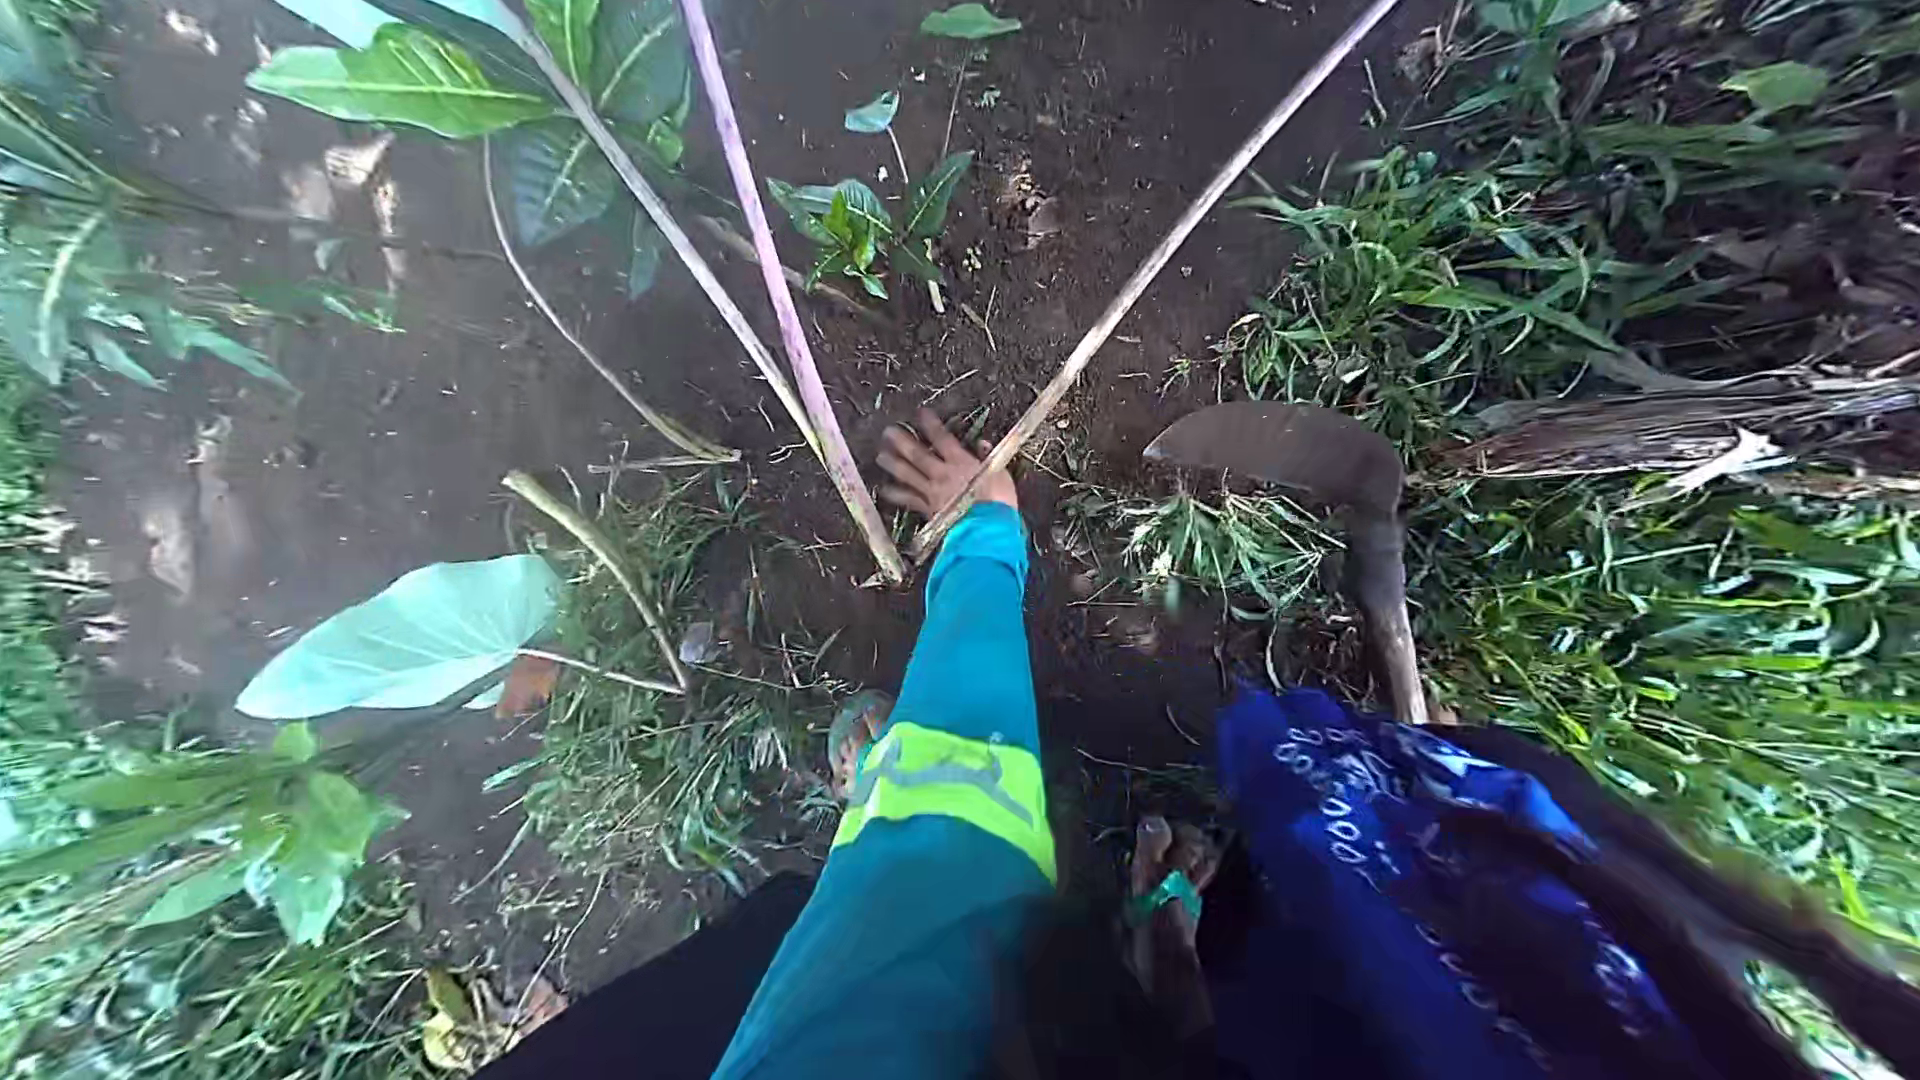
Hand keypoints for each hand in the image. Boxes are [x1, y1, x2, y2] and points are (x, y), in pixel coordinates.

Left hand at [877, 408, 1017, 517]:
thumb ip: (986, 457)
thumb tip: (981, 443)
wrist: (987, 529)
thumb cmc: (998, 501)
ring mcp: (932, 492)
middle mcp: (942, 474)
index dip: (930, 424)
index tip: (920, 414)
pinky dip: (896, 494)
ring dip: (893, 464)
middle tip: (887, 432)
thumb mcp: (999, 474)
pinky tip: (884, 489)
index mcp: (960, 462)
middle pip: (917, 454)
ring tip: (880, 456)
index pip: (942, 438)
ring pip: (908, 475)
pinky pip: (909, 500)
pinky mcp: (928, 510)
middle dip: (902, 441)